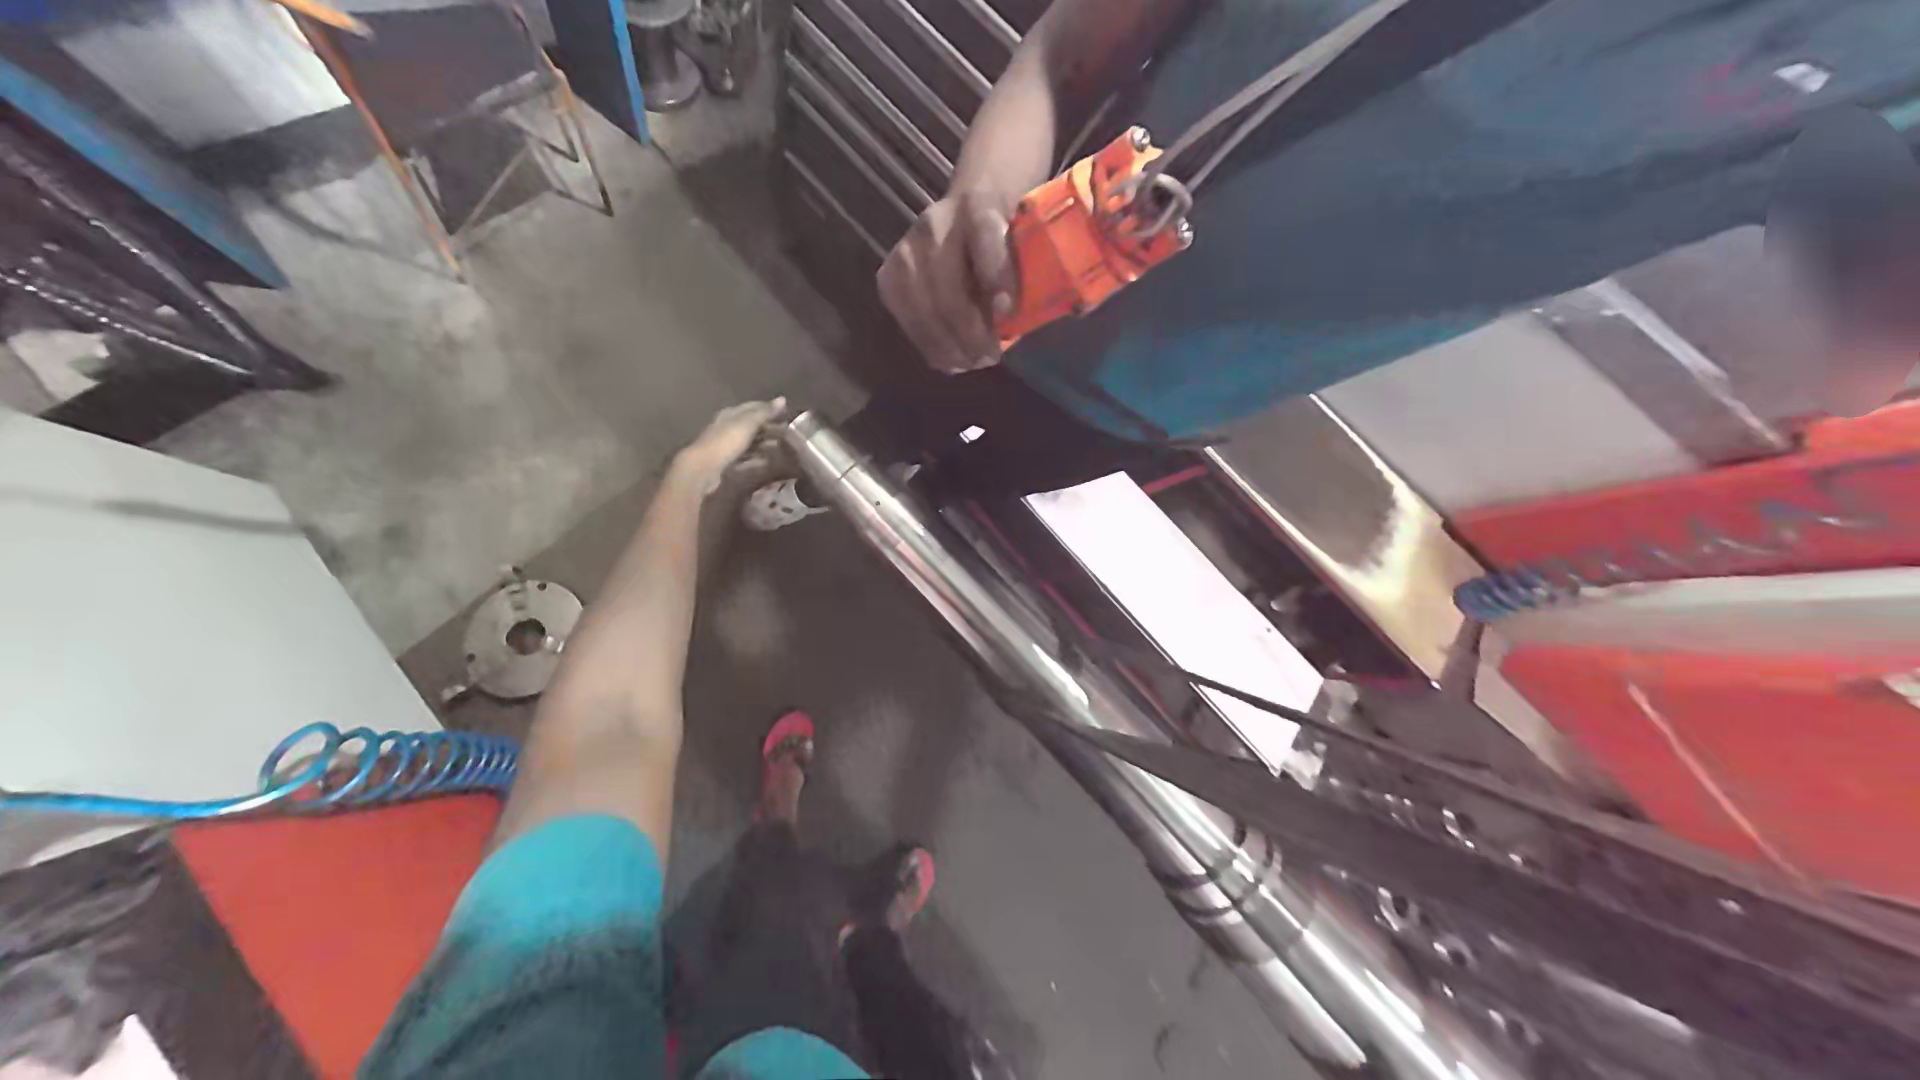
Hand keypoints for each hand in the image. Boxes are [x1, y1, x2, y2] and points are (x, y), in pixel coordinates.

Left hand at [675, 397, 786, 492]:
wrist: (703, 468)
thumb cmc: (726, 442)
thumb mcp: (747, 424)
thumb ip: (765, 413)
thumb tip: (782, 399)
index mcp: (731, 414)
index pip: (753, 407)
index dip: (770, 408)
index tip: (786, 413)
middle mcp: (727, 426)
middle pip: (752, 424)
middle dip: (769, 427)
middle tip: (788, 433)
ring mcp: (726, 445)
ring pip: (750, 441)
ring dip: (765, 443)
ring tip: (781, 447)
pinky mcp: (726, 461)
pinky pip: (746, 456)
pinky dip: (757, 457)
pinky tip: (768, 462)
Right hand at [877, 189, 1016, 373]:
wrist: (960, 215)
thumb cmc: (998, 236)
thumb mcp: (1021, 242)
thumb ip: (1018, 274)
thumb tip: (1007, 319)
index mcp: (977, 206)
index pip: (986, 240)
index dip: (996, 277)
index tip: (1007, 313)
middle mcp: (935, 225)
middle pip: (948, 292)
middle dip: (971, 334)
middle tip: (990, 357)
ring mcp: (906, 251)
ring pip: (925, 313)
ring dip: (951, 347)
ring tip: (972, 362)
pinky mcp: (888, 277)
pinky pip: (909, 322)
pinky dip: (932, 347)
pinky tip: (950, 360)